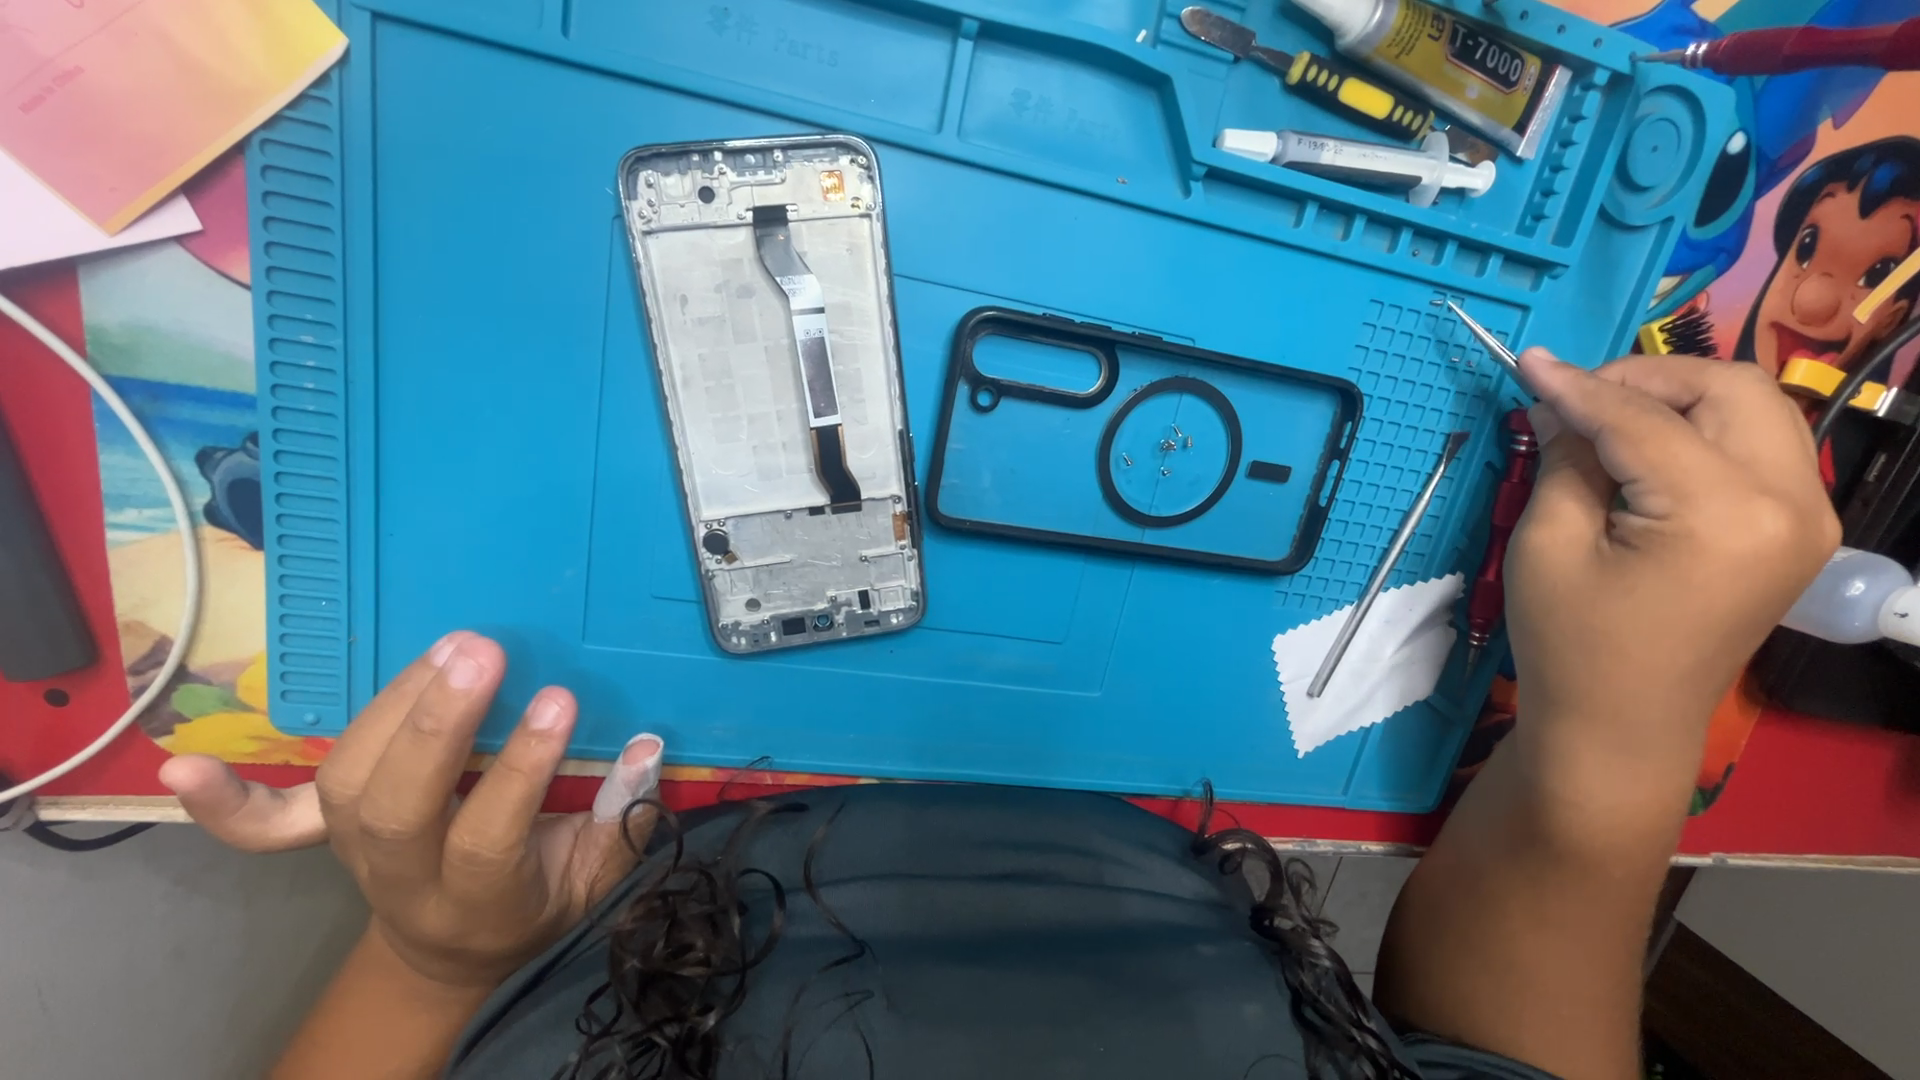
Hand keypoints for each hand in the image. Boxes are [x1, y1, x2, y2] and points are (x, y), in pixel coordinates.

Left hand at [159, 632, 664, 988]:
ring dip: (387, 712)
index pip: (487, 832)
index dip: (520, 767)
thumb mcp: (594, 881)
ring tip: (446, 650)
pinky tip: (183, 762)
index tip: (557, 700)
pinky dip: (227, 799)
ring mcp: (354, 854)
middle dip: (436, 727)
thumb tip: (645, 746)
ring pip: (344, 786)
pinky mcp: (328, 836)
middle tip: (480, 652)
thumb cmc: (533, 906)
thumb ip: (623, 821)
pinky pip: (266, 826)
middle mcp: (403, 877)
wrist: (449, 949)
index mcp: (479, 895)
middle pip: (395, 807)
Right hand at [1505, 351, 1838, 772]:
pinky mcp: (1794, 530)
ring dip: (1677, 399)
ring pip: (1753, 411)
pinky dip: (1698, 431)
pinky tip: (1642, 448)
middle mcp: (1790, 503)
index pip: (1643, 419)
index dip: (1578, 386)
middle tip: (1573, 394)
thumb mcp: (1546, 545)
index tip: (1527, 361)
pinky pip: (1755, 448)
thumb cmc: (1570, 641)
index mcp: (1722, 512)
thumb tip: (1560, 405)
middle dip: (1646, 378)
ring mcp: (1806, 517)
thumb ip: (1565, 462)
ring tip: (1602, 416)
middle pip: (1731, 392)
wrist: (1620, 722)